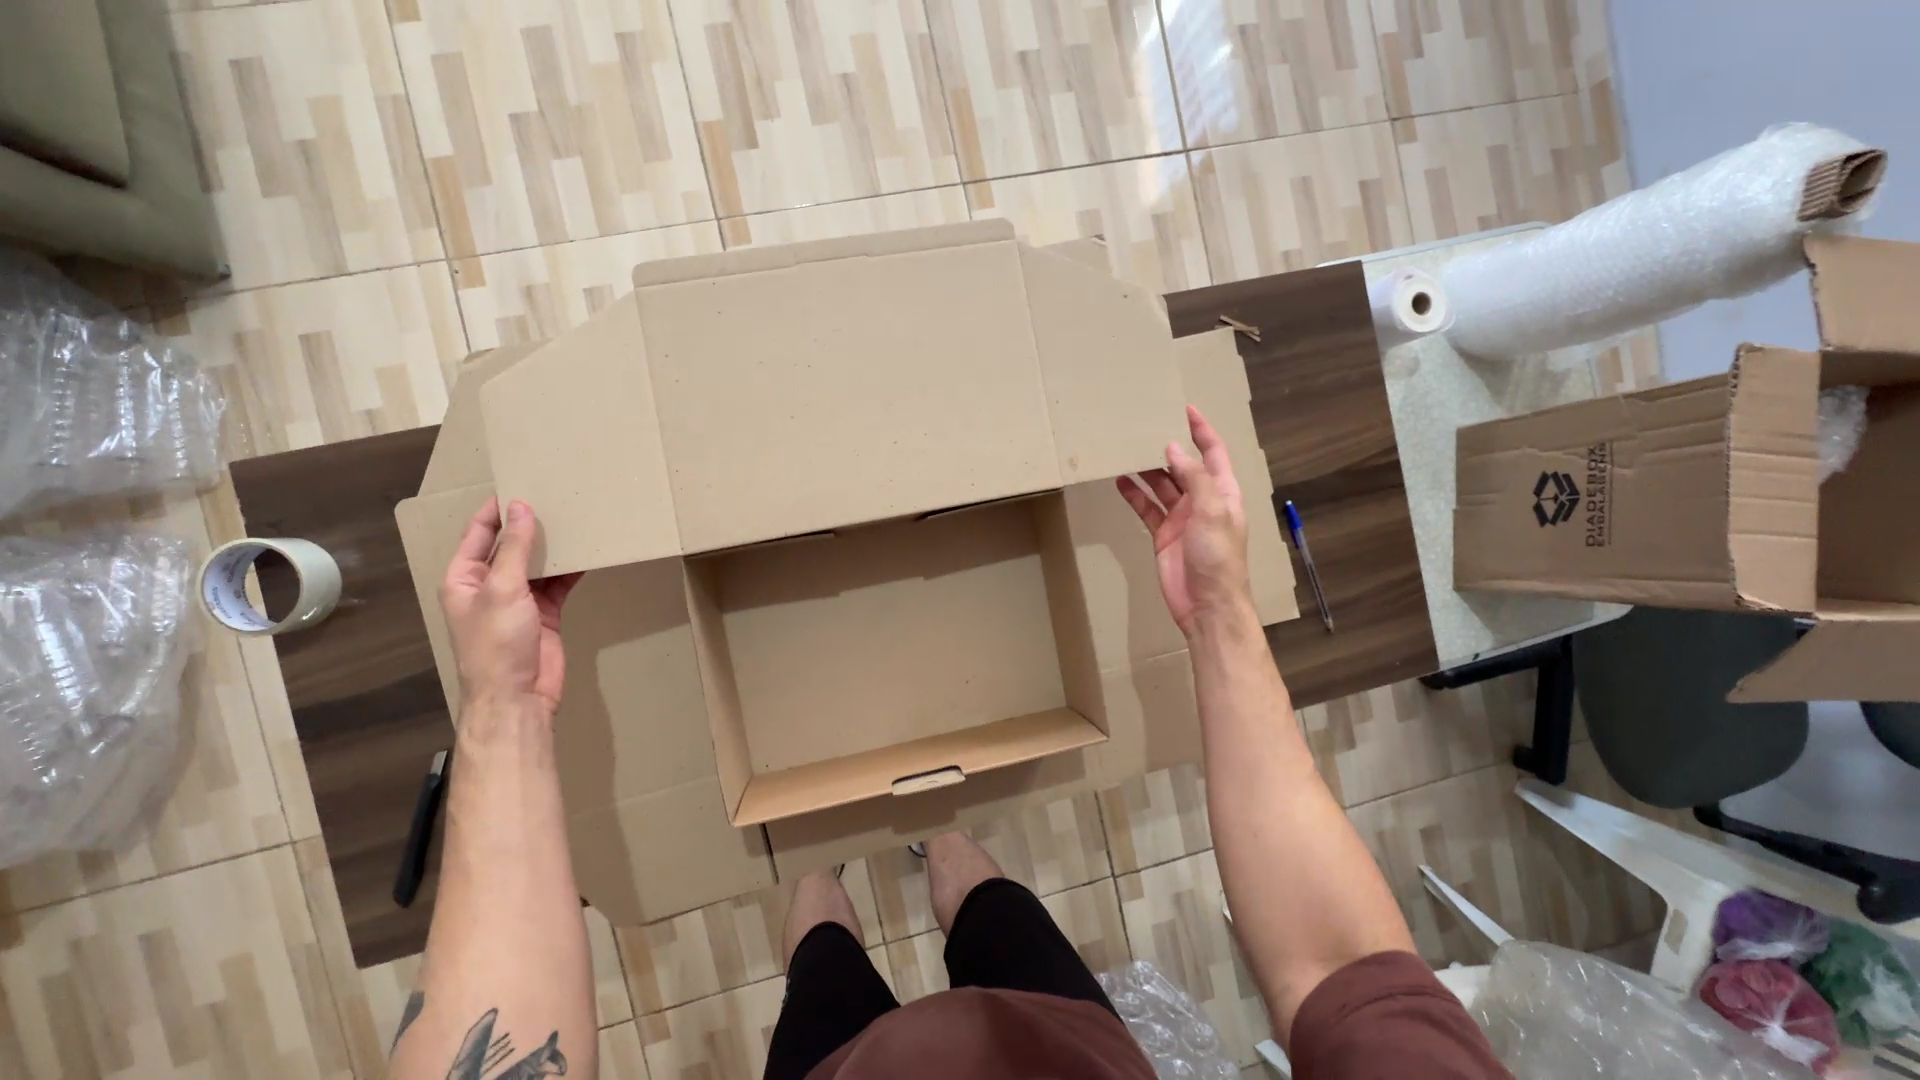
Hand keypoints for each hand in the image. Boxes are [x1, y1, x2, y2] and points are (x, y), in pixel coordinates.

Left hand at [441, 497, 583, 718]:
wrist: (518, 696)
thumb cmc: (497, 643)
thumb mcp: (502, 589)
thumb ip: (514, 547)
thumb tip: (521, 507)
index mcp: (464, 577)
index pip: (479, 532)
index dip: (499, 509)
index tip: (524, 483)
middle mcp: (489, 585)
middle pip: (510, 545)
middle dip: (530, 523)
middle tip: (557, 496)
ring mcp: (518, 599)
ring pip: (537, 563)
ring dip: (553, 546)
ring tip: (576, 519)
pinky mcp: (545, 613)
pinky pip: (558, 583)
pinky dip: (571, 569)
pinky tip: (588, 553)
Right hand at [1117, 406, 1252, 636]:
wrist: (1207, 605)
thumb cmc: (1218, 558)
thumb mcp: (1212, 512)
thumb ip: (1194, 478)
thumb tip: (1173, 448)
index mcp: (1222, 492)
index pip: (1213, 453)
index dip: (1201, 430)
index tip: (1184, 409)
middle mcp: (1202, 501)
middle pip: (1183, 466)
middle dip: (1167, 446)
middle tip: (1144, 426)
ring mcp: (1181, 518)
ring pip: (1161, 485)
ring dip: (1146, 469)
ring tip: (1126, 450)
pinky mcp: (1162, 535)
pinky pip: (1146, 508)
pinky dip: (1134, 495)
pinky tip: (1119, 481)